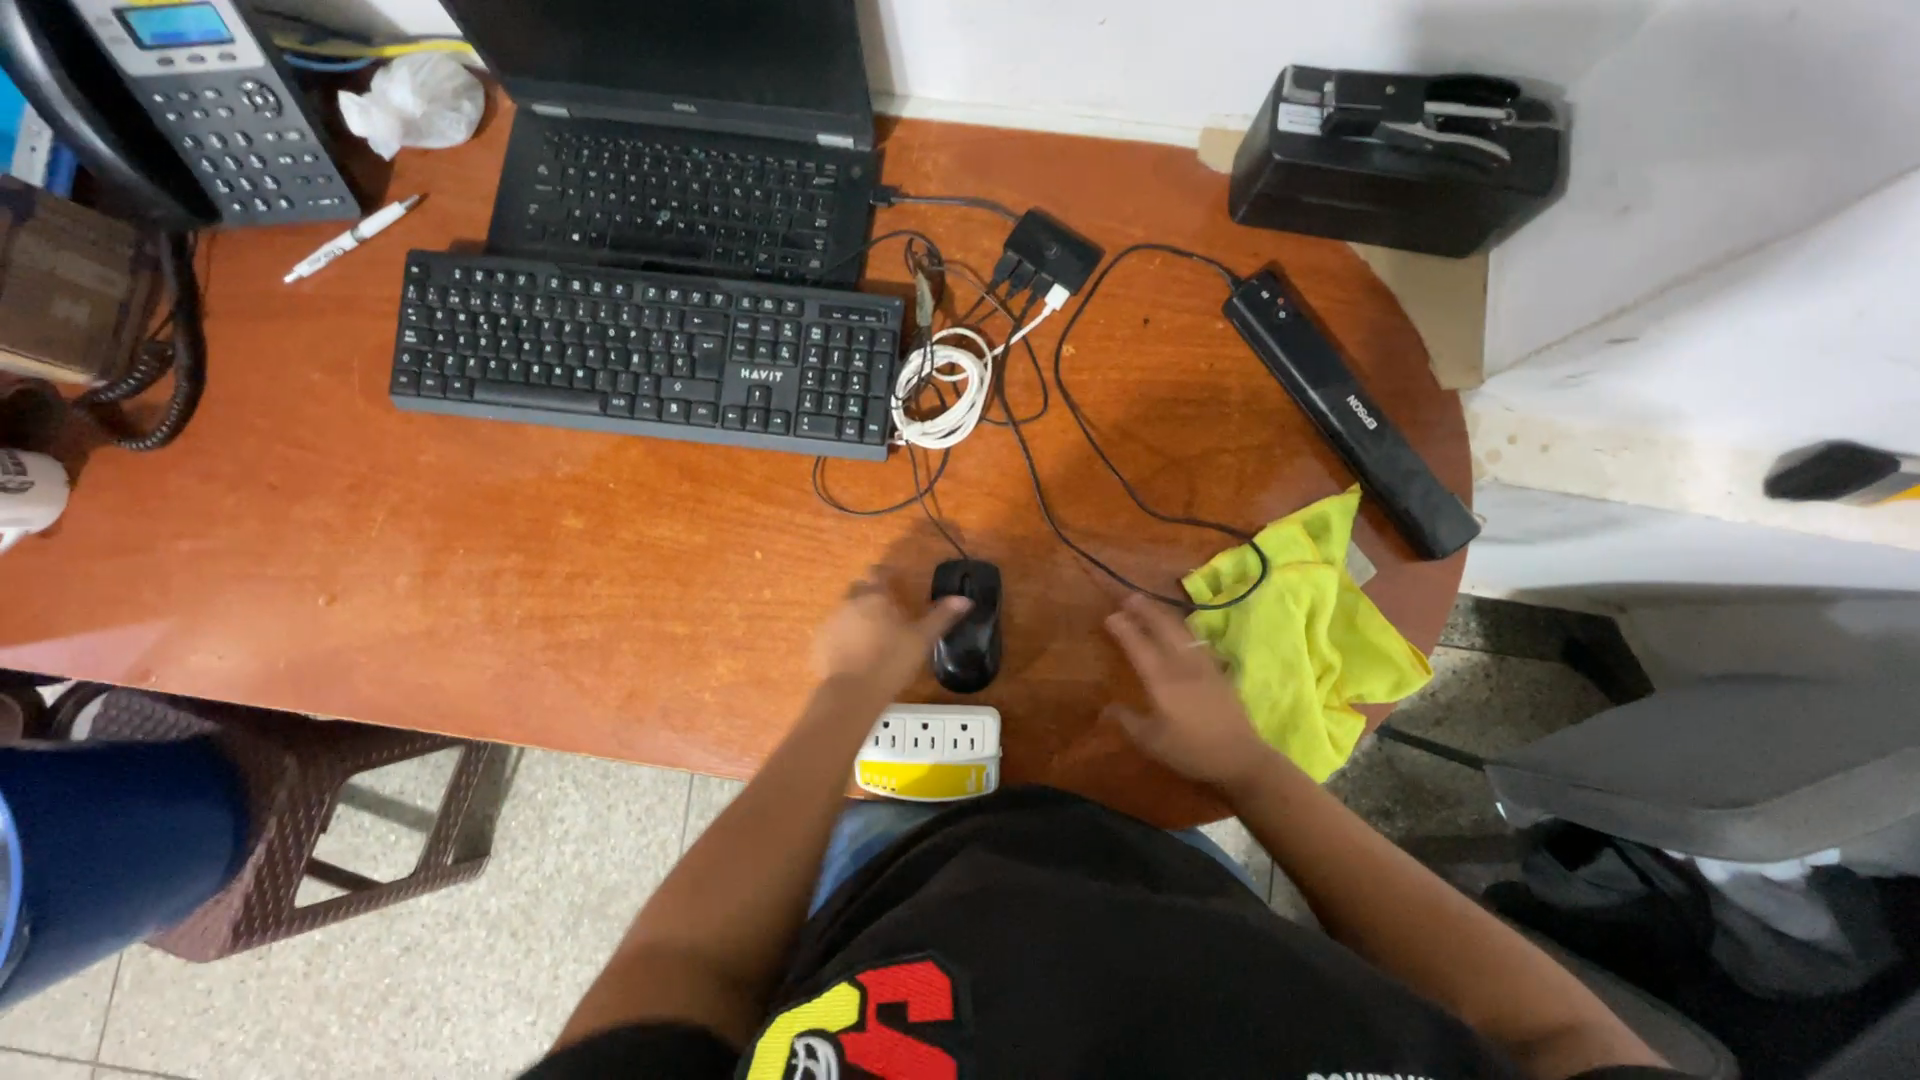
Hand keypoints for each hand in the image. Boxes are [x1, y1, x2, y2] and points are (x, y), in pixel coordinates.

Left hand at [813, 575, 970, 700]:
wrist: (852, 693)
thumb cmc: (892, 661)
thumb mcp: (922, 639)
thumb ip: (942, 616)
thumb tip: (965, 599)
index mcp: (875, 596)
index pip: (879, 573)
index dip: (888, 577)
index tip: (898, 587)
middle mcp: (849, 602)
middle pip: (861, 590)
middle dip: (873, 598)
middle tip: (889, 617)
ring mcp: (831, 621)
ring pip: (846, 611)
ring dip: (858, 618)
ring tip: (873, 640)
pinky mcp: (820, 642)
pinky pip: (834, 633)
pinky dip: (844, 638)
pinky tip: (855, 656)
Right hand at [1104, 594, 1274, 790]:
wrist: (1240, 758)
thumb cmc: (1191, 751)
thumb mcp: (1151, 742)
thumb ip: (1127, 721)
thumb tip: (1107, 707)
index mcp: (1162, 681)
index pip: (1139, 646)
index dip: (1124, 629)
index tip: (1111, 616)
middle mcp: (1183, 666)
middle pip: (1163, 628)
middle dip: (1146, 610)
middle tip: (1130, 597)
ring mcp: (1204, 666)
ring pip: (1182, 631)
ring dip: (1165, 615)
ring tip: (1152, 606)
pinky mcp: (1219, 672)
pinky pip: (1197, 642)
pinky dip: (1184, 630)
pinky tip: (1181, 631)